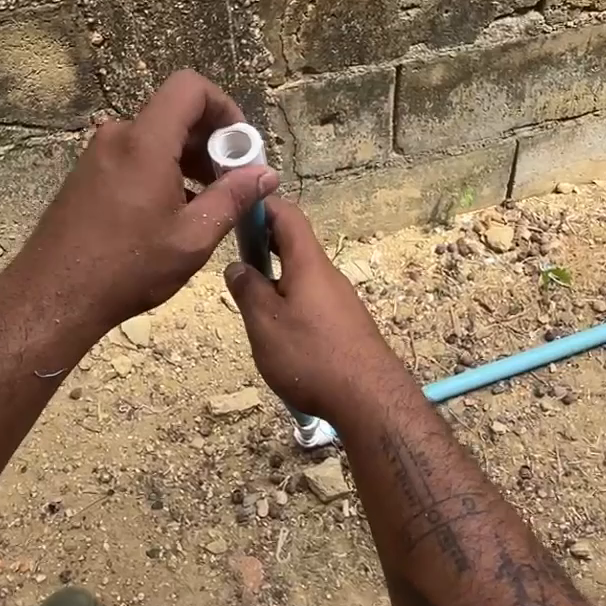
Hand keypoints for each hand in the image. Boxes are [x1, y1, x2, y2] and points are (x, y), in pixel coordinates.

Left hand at [10, 71, 276, 336]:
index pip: (190, 87)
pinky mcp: (88, 175)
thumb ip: (233, 198)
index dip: (224, 107)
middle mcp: (118, 136)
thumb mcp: (193, 237)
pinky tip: (173, 214)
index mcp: (145, 141)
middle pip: (175, 114)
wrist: (55, 295)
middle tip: (232, 183)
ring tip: (206, 205)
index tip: (241, 146)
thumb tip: (266, 173)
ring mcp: (98, 155)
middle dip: (211, 142)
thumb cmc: (128, 267)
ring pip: (156, 139)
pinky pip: (135, 157)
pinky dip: (163, 172)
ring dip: (188, 161)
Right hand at [224, 199, 415, 421]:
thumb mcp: (265, 323)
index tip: (237, 211)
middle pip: (296, 245)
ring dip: (276, 279)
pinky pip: (312, 300)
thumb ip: (248, 290)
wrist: (369, 399)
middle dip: (264, 244)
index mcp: (308, 264)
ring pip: (303, 276)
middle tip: (236, 261)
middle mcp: (328, 275)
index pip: (288, 215)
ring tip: (251, 305)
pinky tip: (280, 333)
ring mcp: (341, 300)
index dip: (262, 206)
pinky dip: (291, 302)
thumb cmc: (311, 356)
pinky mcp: (346, 325)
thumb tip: (237, 267)